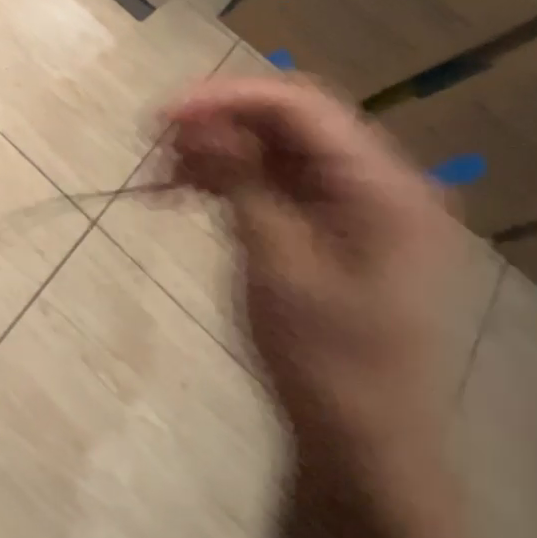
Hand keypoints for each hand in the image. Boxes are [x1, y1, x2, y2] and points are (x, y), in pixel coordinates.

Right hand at [161, 77, 462, 452]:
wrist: (363, 437)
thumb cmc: (324, 355)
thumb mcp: (276, 262)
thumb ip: (242, 181)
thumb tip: (197, 119)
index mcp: (382, 186)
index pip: (299, 106)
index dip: (224, 100)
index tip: (158, 120)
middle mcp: (379, 182)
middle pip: (288, 121)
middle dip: (216, 124)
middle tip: (154, 149)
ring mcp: (359, 206)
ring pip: (276, 148)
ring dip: (216, 152)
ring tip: (161, 180)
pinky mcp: (335, 228)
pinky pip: (277, 181)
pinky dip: (229, 180)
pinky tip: (185, 195)